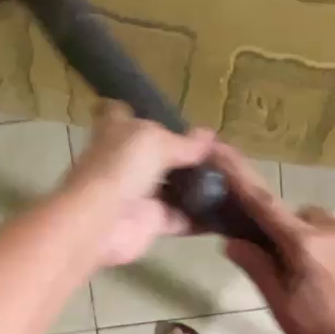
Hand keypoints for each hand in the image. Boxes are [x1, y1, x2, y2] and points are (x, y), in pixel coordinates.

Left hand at [63, 101, 215, 266]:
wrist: (102, 221)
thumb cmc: (121, 167)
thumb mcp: (156, 141)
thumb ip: (184, 143)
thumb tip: (210, 136)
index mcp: (119, 129)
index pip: (125, 113)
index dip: (142, 111)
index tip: (168, 114)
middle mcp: (128, 160)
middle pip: (159, 153)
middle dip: (185, 154)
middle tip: (221, 153)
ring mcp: (140, 193)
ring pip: (174, 186)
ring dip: (198, 186)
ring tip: (231, 179)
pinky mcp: (152, 222)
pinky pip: (182, 217)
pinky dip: (202, 217)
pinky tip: (227, 211)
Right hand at [211, 146, 334, 333]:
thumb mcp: (283, 308)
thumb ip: (259, 270)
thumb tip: (233, 242)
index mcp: (304, 243)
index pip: (263, 204)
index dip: (239, 178)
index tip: (220, 151)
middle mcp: (333, 229)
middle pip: (297, 217)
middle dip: (287, 234)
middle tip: (285, 271)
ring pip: (325, 228)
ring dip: (314, 244)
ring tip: (319, 285)